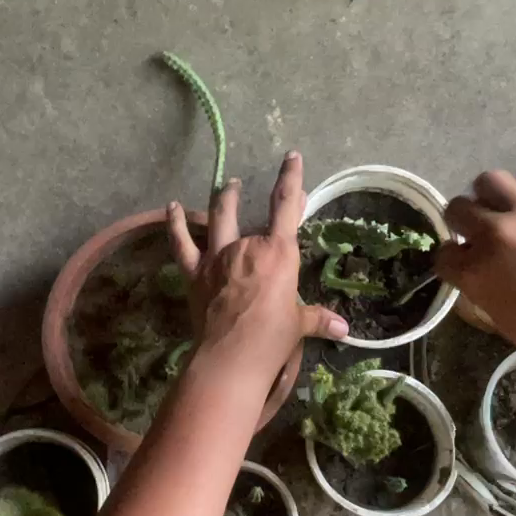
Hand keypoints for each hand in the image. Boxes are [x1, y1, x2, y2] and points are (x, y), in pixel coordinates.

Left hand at [167, 152, 347, 382]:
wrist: (231, 357)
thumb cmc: (271, 339)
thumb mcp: (299, 325)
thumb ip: (318, 320)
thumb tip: (344, 330)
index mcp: (278, 253)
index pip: (286, 207)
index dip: (291, 179)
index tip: (292, 158)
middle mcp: (247, 247)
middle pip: (252, 214)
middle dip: (253, 197)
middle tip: (246, 185)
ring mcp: (217, 258)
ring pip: (218, 218)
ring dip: (222, 199)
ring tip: (226, 186)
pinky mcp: (195, 273)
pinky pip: (182, 243)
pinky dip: (176, 224)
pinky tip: (170, 208)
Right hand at [436, 164, 515, 375]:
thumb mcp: (504, 319)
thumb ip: (483, 286)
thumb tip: (480, 269)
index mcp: (476, 273)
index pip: (444, 253)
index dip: (453, 257)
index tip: (464, 260)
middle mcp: (496, 234)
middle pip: (459, 208)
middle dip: (465, 220)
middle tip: (482, 230)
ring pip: (490, 180)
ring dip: (493, 196)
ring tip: (510, 209)